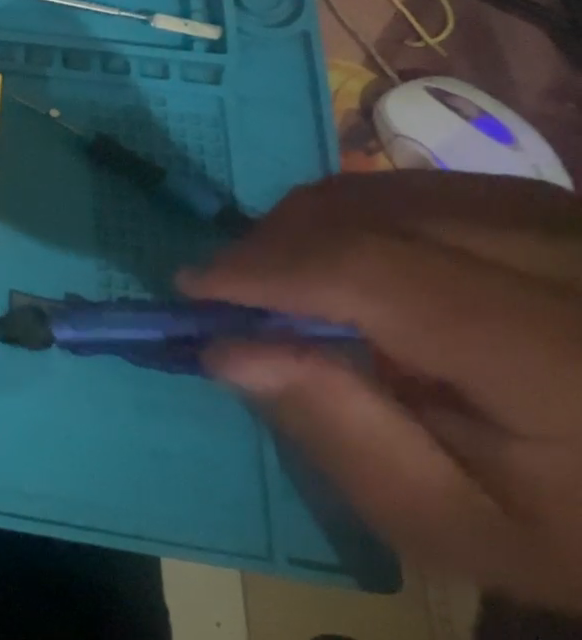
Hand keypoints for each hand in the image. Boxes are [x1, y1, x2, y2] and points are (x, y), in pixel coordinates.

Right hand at [180, 171, 581, 612]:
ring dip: (321, 225)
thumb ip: (342, 432)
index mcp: (554, 354)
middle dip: (279, 243)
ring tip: (285, 278)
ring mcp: (580, 237)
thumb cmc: (569, 539)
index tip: (190, 288)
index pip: (375, 271)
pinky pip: (450, 193)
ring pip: (410, 192)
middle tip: (227, 288)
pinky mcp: (576, 227)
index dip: (266, 269)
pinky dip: (377, 216)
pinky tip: (359, 262)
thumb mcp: (455, 526)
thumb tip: (227, 350)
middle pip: (384, 214)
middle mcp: (576, 270)